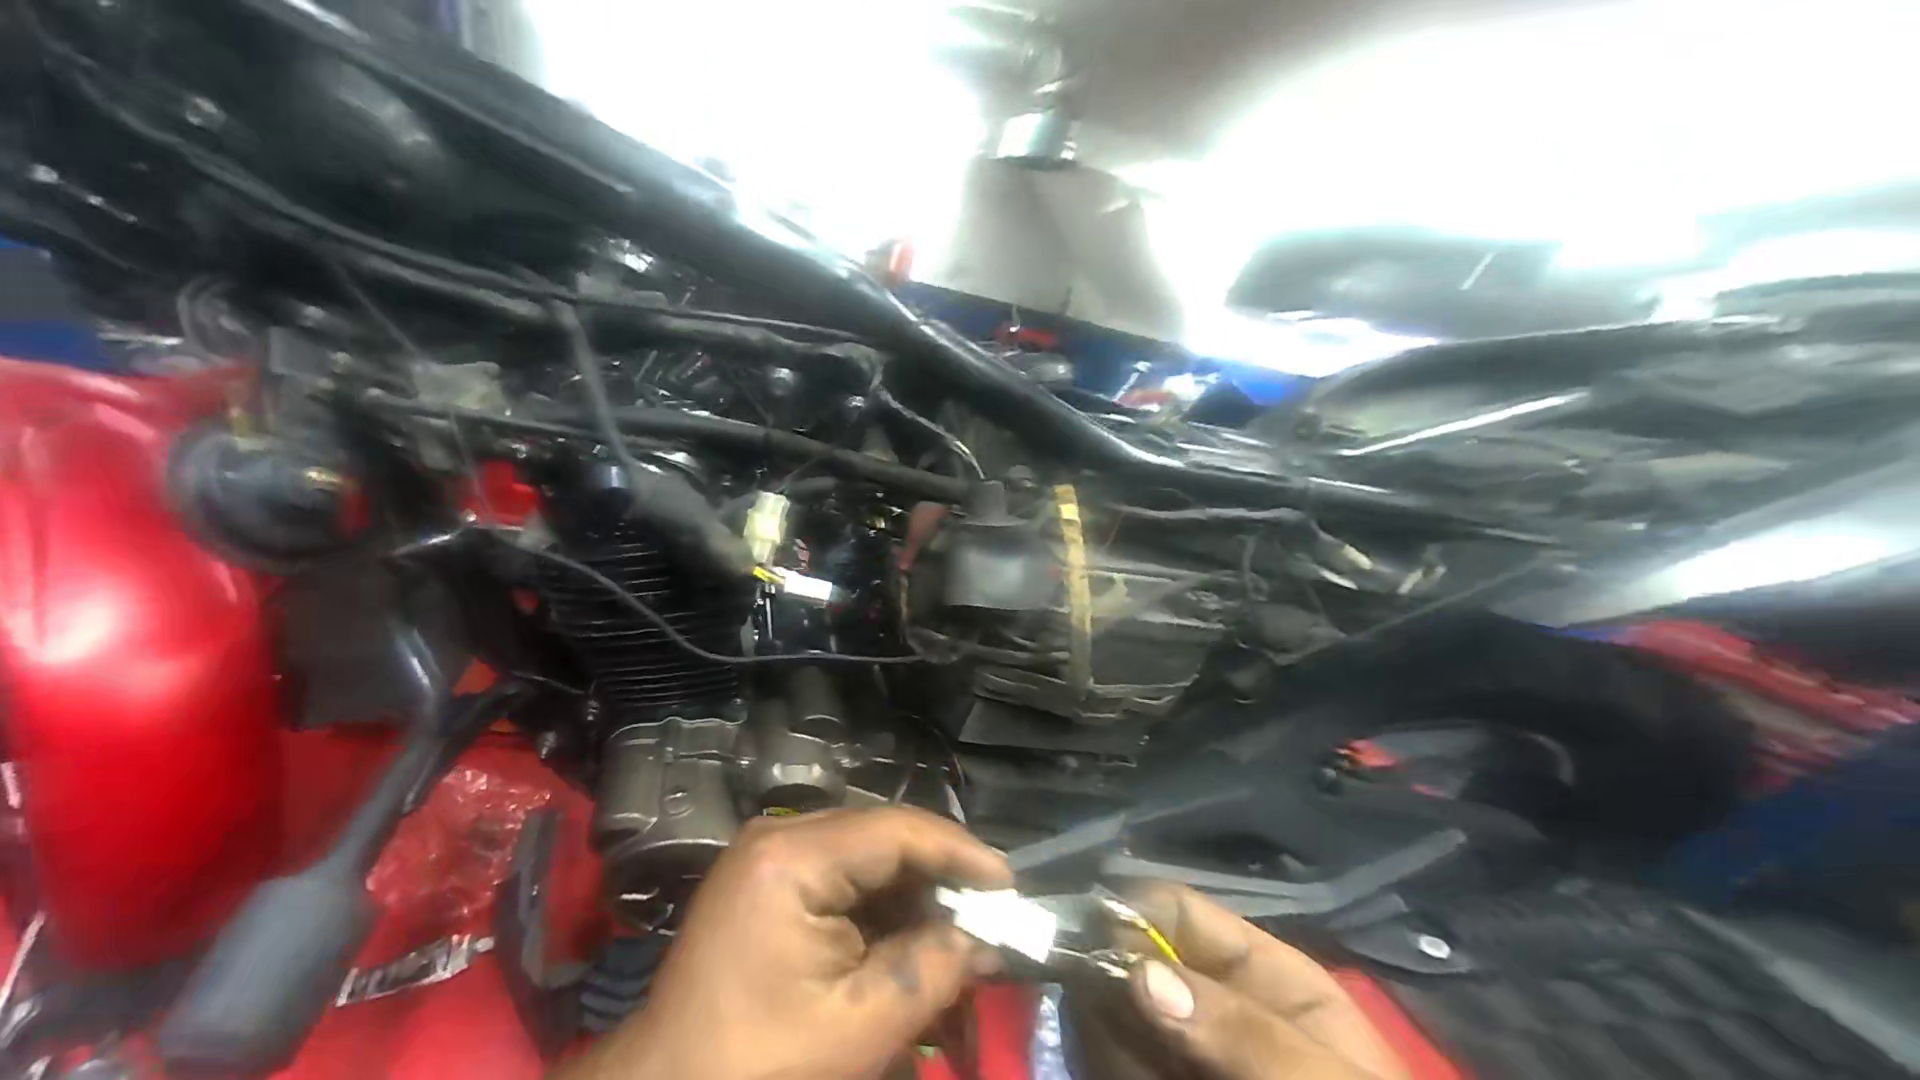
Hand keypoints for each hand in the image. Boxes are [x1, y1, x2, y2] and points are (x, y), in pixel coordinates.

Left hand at [558, 807, 1010, 1079]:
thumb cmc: (756, 1067)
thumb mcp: (857, 1029)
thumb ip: (930, 972)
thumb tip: (985, 938)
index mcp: (791, 859)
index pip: (897, 832)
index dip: (960, 853)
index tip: (1009, 883)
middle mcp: (780, 834)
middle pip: (885, 838)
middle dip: (940, 880)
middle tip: (988, 919)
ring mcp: (770, 851)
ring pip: (869, 857)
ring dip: (914, 898)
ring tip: (955, 941)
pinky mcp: (770, 875)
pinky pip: (843, 876)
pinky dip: (882, 909)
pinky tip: (908, 945)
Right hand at [1122, 884, 1407, 1079]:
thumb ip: (1242, 1031)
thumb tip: (1141, 972)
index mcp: (1262, 974)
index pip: (1176, 909)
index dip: (1127, 911)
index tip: (1084, 935)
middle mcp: (1211, 1001)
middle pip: (1130, 959)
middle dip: (1108, 982)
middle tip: (1109, 1023)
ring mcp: (1183, 1049)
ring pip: (1112, 1014)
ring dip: (1105, 1034)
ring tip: (1137, 1069)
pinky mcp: (1158, 1079)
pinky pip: (1114, 1061)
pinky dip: (1108, 1064)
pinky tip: (1123, 1075)